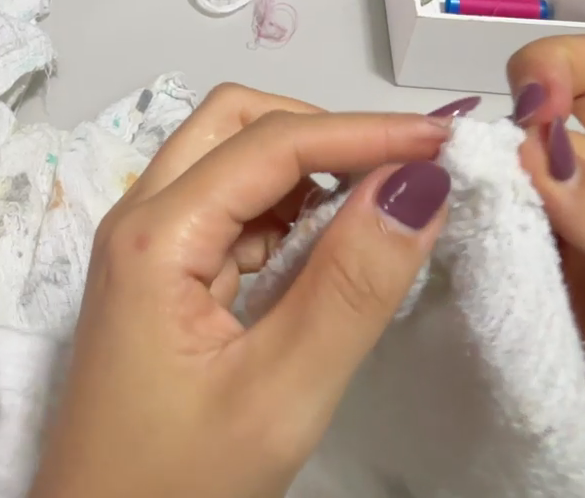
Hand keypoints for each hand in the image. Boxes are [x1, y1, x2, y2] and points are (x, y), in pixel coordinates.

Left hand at [29, 84, 459, 497]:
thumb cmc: (179, 481)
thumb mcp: (280, 396)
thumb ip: (351, 287)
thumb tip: (417, 188)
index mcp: (156, 233)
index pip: (267, 143)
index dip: (361, 131)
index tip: (442, 142)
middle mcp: (141, 213)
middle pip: (233, 123)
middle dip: (321, 130)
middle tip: (400, 169)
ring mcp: (147, 238)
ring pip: (229, 156)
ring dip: (305, 164)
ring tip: (378, 202)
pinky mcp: (162, 266)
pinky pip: (228, 204)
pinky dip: (286, 206)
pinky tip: (328, 241)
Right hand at [507, 36, 584, 497]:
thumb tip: (530, 151)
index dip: (555, 68)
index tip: (524, 108)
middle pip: (525, 147)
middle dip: (489, 163)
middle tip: (466, 212)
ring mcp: (574, 265)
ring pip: (498, 216)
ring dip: (478, 237)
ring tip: (476, 280)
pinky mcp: (550, 320)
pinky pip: (498, 287)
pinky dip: (486, 300)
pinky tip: (489, 326)